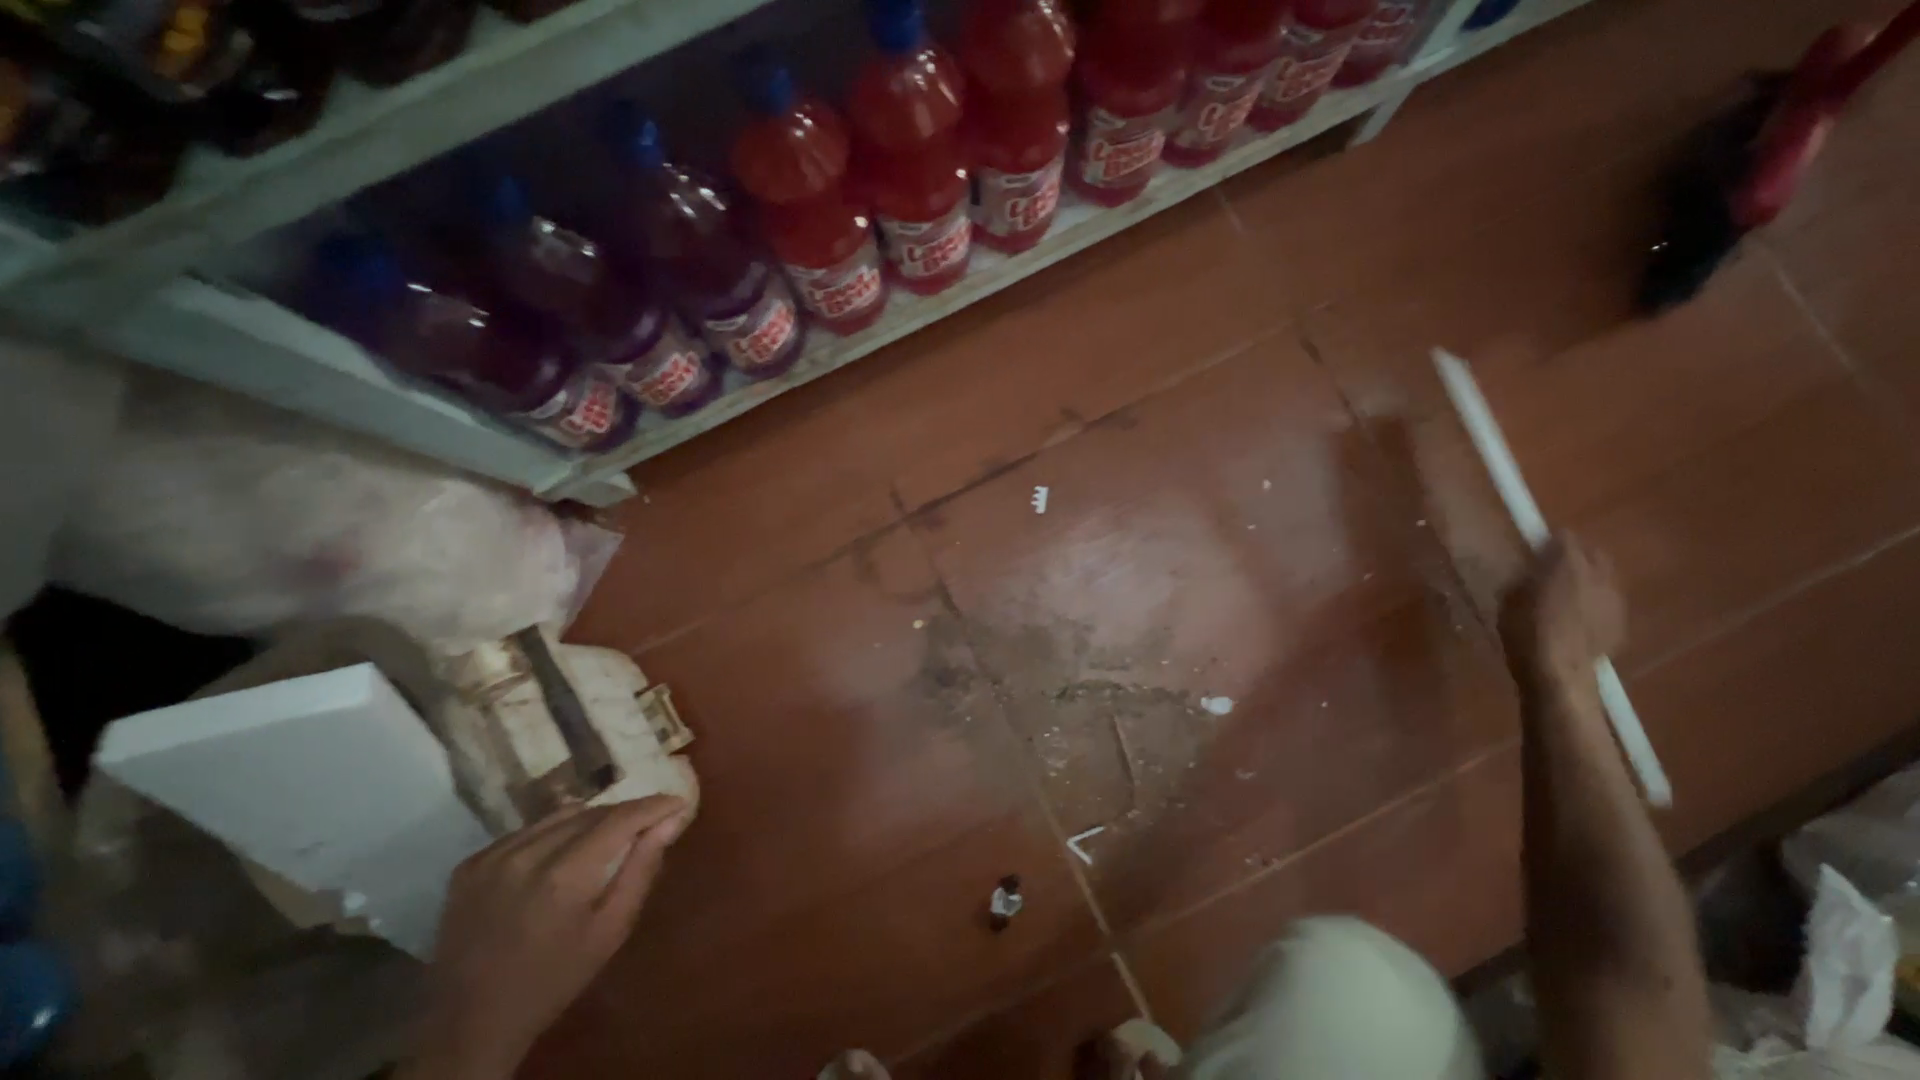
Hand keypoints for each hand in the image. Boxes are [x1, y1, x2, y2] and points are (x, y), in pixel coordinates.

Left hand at [403, 795, 691, 1079]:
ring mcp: (492, 856)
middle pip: (589, 812)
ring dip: (589, 820)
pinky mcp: (470, 863)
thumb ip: (641, 870)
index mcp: (566, 875)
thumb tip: (669, 821)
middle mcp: (526, 854)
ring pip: (556, 817)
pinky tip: (560, 854)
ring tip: (609, 834)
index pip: (620, 819)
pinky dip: (552, 834)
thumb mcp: (610, 931)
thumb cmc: (554, 980)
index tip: (677, 803)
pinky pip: (525, 832)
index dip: (653, 806)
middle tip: (649, 821)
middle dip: (624, 813)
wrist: (471, 1019)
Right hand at [1498, 535, 1623, 694]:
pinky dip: (1596, 605)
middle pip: (1594, 553)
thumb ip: (1525, 577)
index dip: (1549, 541)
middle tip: (1555, 569)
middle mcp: (1598, 575)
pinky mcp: (1621, 622)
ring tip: (1570, 596)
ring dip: (1590, 580)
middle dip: (1577, 556)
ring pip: (1605, 578)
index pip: (1564, 537)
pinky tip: (1580, 621)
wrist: (1559, 673)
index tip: (1536, 550)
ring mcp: (1615, 599)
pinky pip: (1608, 603)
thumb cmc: (1526, 632)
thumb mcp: (1510, 599)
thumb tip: (1531, 569)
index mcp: (1567, 564)